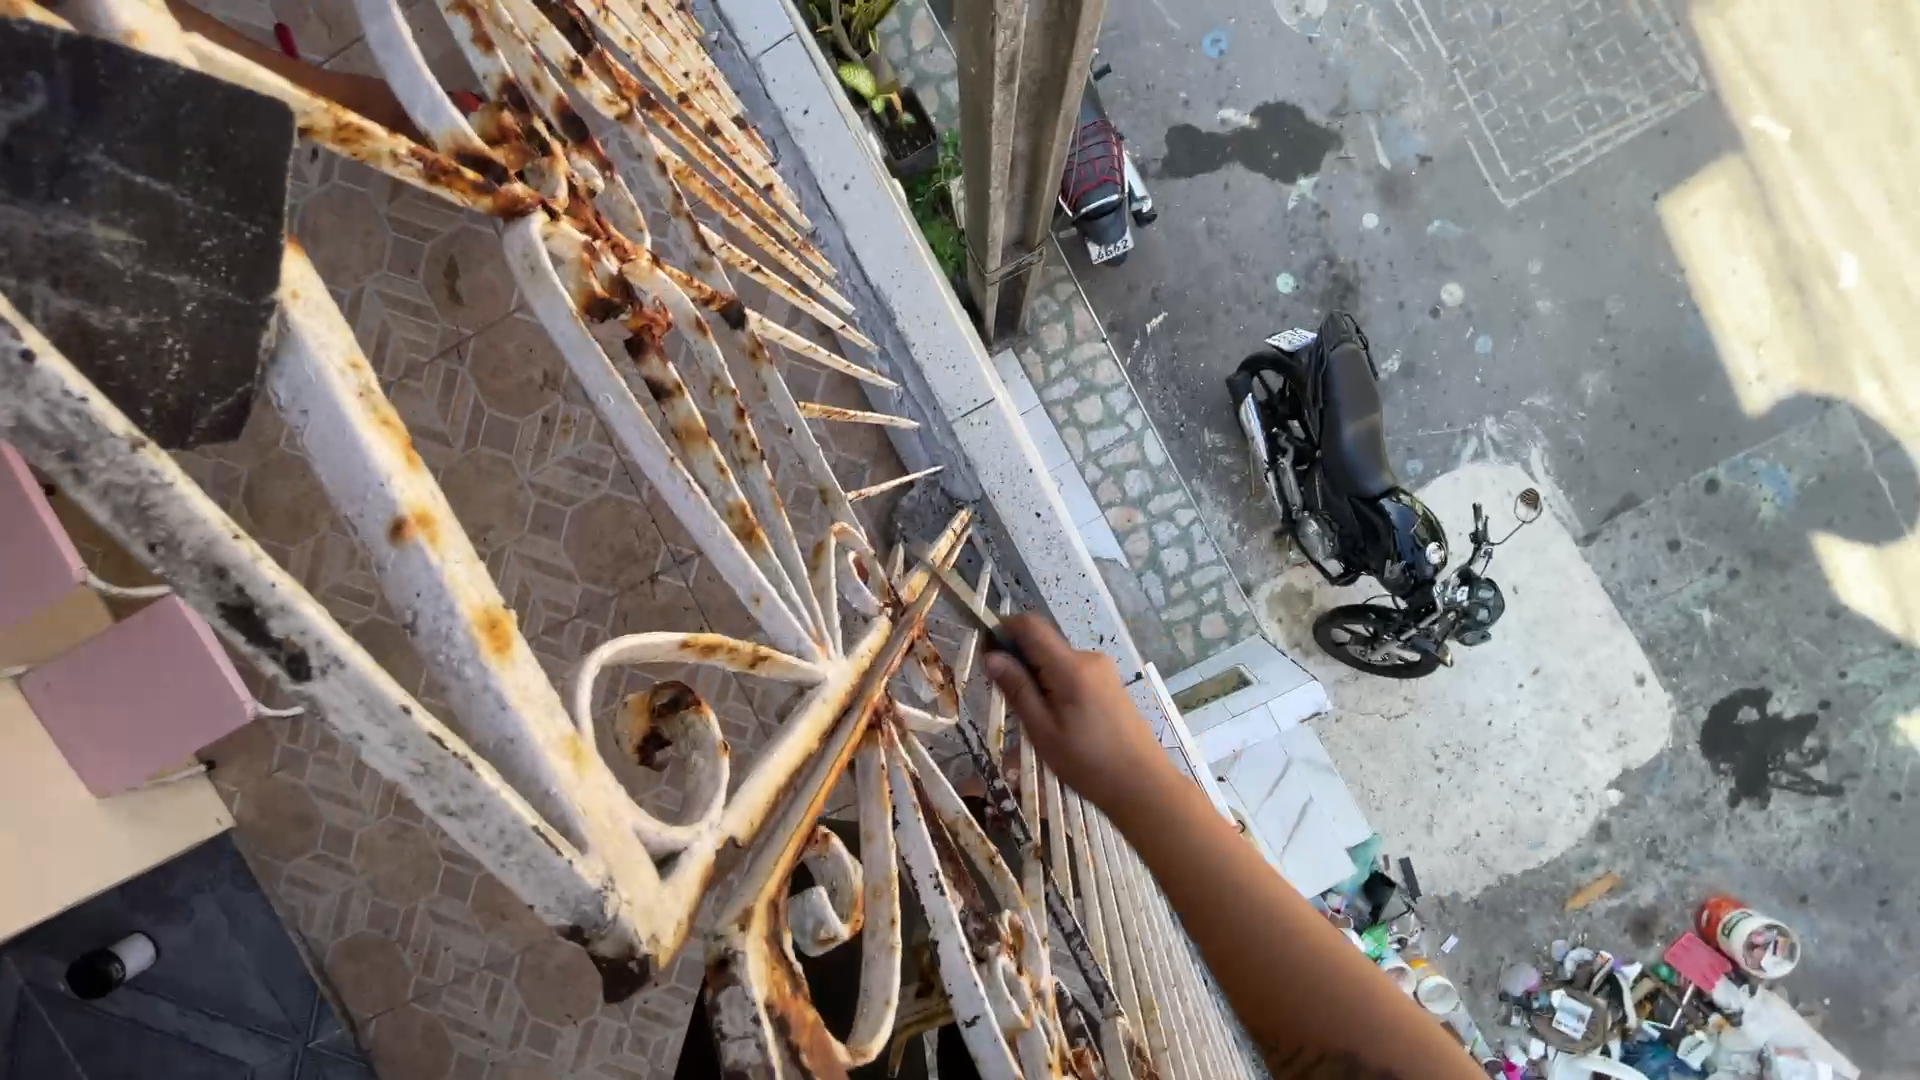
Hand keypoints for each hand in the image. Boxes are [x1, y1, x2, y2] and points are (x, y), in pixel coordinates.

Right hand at [982, 615, 1175, 812]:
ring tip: (1037, 720)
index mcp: (1070, 666)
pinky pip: (1073, 672)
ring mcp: (1103, 670)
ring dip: (1038, 677)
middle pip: (1043, 643)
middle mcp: (1089, 658)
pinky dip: (1056, 685)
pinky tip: (1060, 720)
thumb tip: (992, 656)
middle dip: (1020, 662)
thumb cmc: (1088, 763)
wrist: (1144, 785)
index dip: (1003, 630)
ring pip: (1057, 660)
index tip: (987, 653)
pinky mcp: (1110, 683)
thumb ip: (1017, 689)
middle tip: (1009, 702)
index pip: (1030, 625)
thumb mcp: (1042, 730)